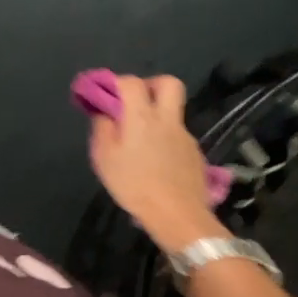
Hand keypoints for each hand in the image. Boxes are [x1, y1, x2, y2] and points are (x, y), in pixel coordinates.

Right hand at [87, 74, 231, 253]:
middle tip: (134, 102)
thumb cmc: (133, 184)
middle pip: (169, 84)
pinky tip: (154, 161)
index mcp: (141, 117)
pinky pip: (177, 134)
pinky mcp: (195, 152)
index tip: (104, 94)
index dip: (116, 82)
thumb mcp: (104, 157)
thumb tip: (104, 113)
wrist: (176, 214)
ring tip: (139, 141)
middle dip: (150, 85)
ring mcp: (185, 135)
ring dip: (156, 116)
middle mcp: (167, 119)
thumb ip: (102, 129)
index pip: (131, 82)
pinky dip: (164, 138)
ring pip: (173, 112)